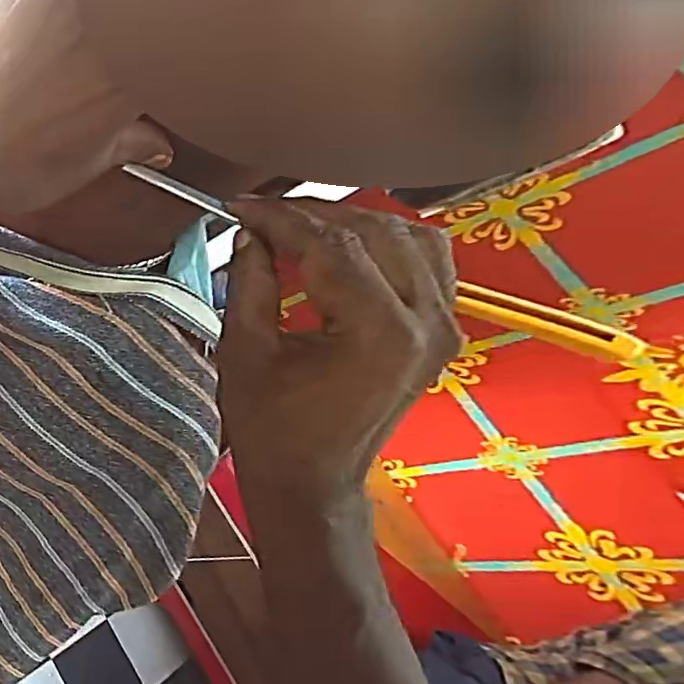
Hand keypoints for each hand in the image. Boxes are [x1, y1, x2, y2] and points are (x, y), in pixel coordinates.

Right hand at [218, 199, 461, 510]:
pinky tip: (338, 249)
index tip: (238, 207)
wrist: (310, 475)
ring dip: (352, 223)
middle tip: (261, 214)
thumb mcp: (244, 351)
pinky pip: (426, 262)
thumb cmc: (268, 424)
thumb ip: (251, 284)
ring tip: (297, 227)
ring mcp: (446, 325)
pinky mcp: (443, 330)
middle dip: (313, 214)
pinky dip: (381, 243)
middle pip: (377, 231)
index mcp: (377, 331)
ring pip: (413, 237)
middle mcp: (428, 321)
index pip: (332, 246)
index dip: (280, 218)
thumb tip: (250, 236)